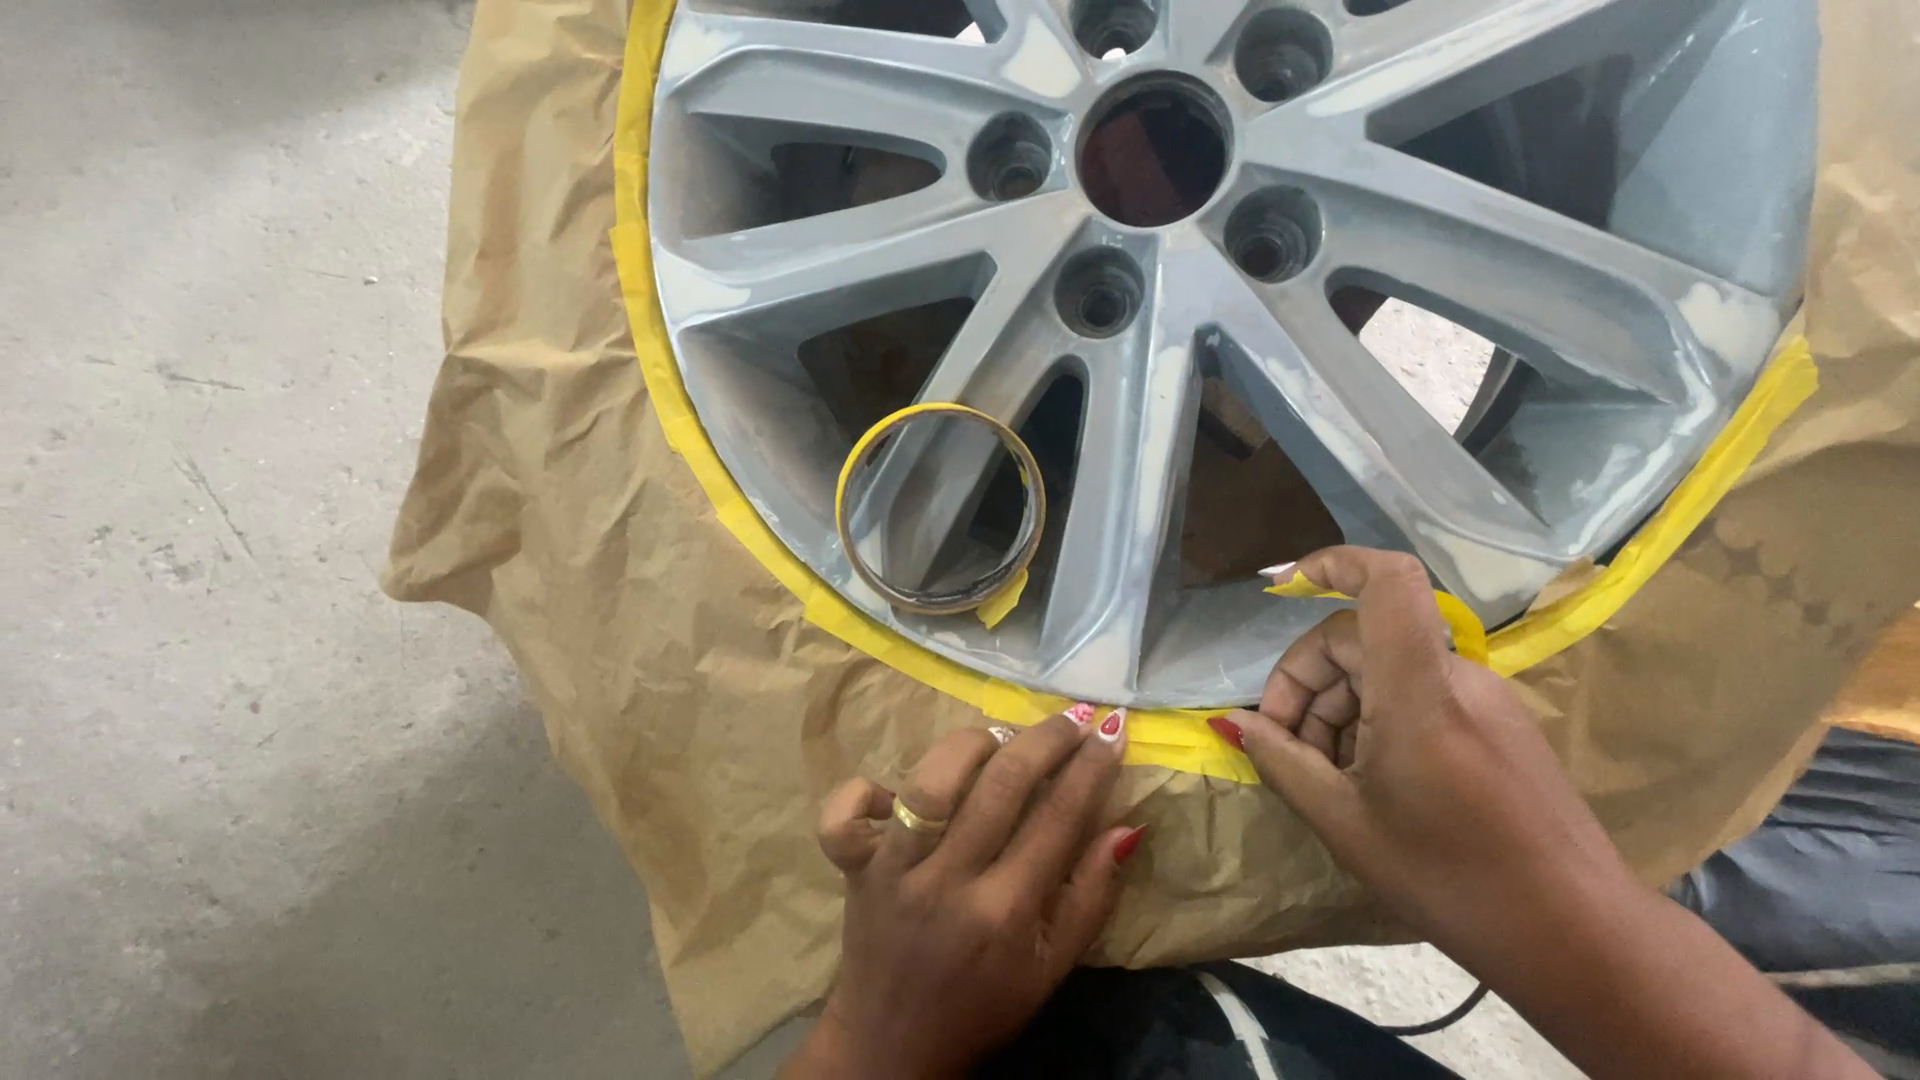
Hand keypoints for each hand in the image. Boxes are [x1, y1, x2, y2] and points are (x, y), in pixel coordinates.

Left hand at [783, 708, 1144, 1079]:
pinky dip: (863, 789)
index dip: (1091, 767)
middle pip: (1000, 788)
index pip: (1057, 819)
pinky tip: (893, 790)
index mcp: (1006, 913)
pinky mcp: (853, 867)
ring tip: (998, 739)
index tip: (1111, 728)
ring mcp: (893, 871)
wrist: (892, 1045)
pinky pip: (844, 815)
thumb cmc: (983, 1003)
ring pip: (929, 786)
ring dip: (970, 747)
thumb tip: (1126, 826)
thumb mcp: (1052, 967)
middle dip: (1044, 740)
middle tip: (1071, 716)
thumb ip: (1091, 896)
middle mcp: (948, 883)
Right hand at [1214, 546, 1877, 1079]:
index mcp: (1419, 691)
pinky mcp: (1501, 721)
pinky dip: (1376, 717)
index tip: (1282, 585)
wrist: (1577, 935)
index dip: (1332, 562)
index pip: (1388, 582)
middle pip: (1360, 637)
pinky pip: (1420, 692)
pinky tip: (1367, 776)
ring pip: (1386, 668)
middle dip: (1306, 682)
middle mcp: (1457, 676)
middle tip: (1283, 746)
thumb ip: (1279, 759)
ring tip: (1323, 773)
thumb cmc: (1448, 879)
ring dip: (1337, 705)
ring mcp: (1485, 697)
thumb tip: (1228, 722)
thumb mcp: (1342, 820)